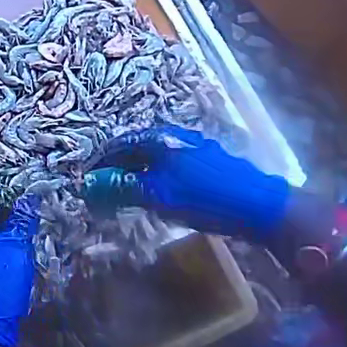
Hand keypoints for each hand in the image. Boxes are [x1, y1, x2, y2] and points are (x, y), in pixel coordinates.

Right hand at [93, 125, 289, 239]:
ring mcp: (194, 151)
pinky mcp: (207, 167)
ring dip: (135, 177)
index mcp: (161, 139)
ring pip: (153, 161)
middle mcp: (176, 139)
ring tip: (123, 197)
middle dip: (117, 170)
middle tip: (102, 192)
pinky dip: (153, 181)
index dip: (100, 163)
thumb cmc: (204, 196)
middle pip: (136, 151)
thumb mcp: (157, 194)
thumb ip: (121, 188)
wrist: (260, 207)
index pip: (119, 144)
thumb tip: (86, 184)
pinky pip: (169, 170)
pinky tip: (153, 197)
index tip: (87, 182)